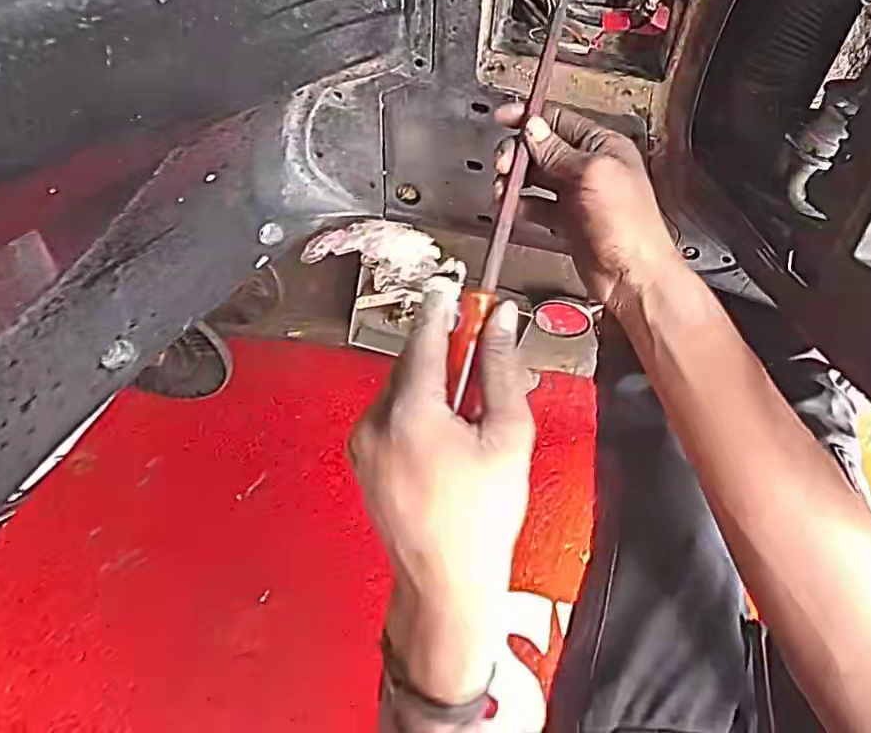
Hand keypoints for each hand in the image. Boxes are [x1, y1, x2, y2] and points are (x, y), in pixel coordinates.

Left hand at [347, 283, 534, 703]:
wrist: (446, 581)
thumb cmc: (480, 515)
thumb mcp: (508, 433)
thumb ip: (501, 367)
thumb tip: (499, 322)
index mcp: (411, 412)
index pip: (426, 336)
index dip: (444, 307)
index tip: (454, 288)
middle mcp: (376, 422)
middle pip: (414, 359)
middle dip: (446, 349)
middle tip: (479, 347)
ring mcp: (364, 441)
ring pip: (402, 383)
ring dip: (434, 379)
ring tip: (469, 406)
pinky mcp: (362, 456)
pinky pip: (391, 409)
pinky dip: (419, 403)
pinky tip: (447, 426)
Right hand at [494, 102, 685, 315]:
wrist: (633, 276)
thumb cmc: (629, 225)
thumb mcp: (592, 174)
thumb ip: (558, 150)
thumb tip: (533, 128)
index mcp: (603, 146)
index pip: (559, 120)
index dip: (530, 118)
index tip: (505, 118)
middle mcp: (590, 167)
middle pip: (542, 148)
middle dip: (518, 152)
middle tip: (504, 163)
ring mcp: (578, 195)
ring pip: (536, 176)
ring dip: (515, 178)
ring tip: (503, 186)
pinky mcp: (567, 220)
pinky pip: (537, 205)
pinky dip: (521, 204)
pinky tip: (513, 206)